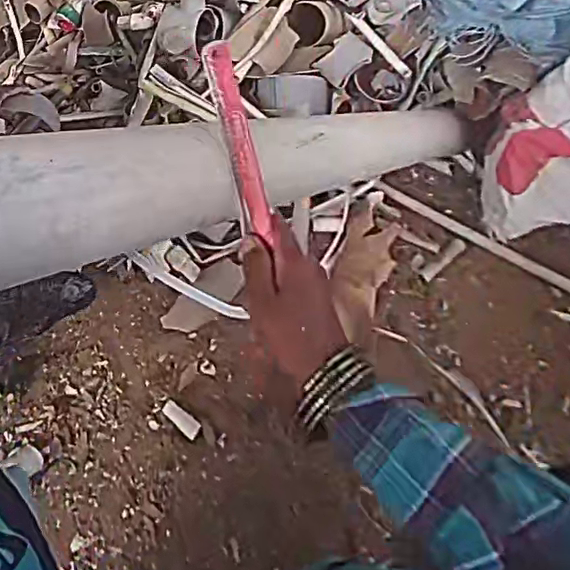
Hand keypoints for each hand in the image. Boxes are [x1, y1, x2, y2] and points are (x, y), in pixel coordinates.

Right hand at [240, 219, 350, 390]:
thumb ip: (254, 267)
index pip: (275, 224)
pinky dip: (278, 284)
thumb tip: (250, 243)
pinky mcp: (317, 295)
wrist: (324, 371)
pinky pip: (293, 279)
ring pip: (285, 263)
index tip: (248, 197)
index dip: (258, 213)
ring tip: (257, 297)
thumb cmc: (293, 339)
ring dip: (268, 270)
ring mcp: (317, 280)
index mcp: (295, 262)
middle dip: (260, 251)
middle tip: (244, 269)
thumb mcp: (261, 301)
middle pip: (279, 244)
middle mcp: (310, 266)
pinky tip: (270, 307)